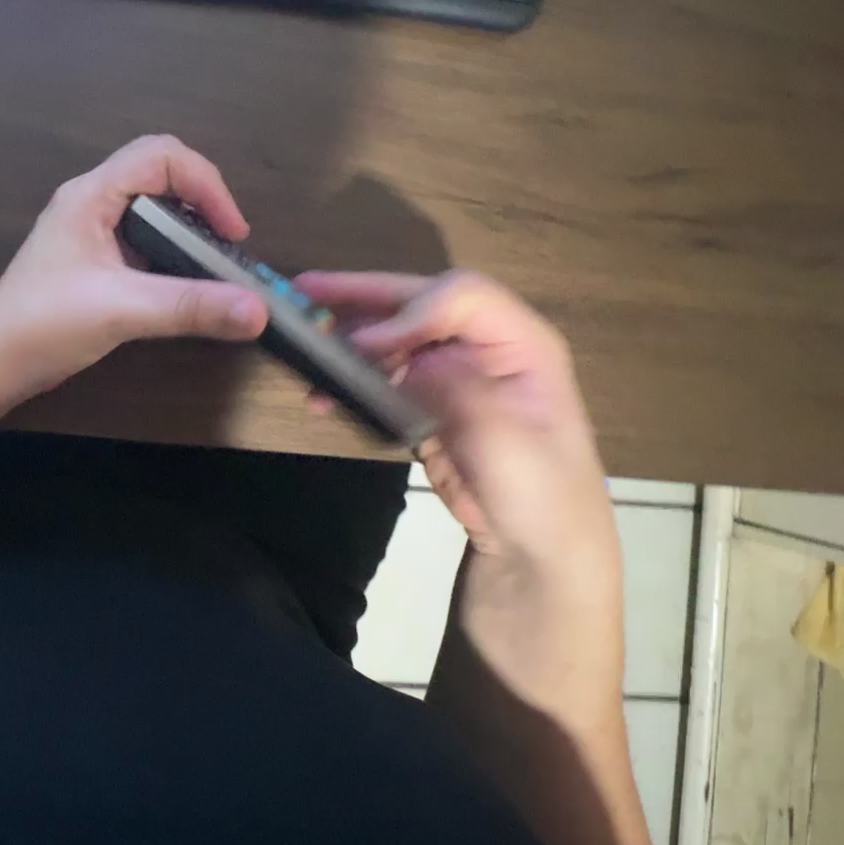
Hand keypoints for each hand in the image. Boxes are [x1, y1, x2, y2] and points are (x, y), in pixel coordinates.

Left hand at [0, 136, 268, 403]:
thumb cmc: (43, 326)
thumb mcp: (121, 311)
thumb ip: (190, 306)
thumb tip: (258, 310)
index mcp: (90, 195)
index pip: (161, 155)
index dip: (206, 183)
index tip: (231, 232)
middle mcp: (88, 202)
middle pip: (157, 172)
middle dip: (200, 199)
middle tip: (224, 243)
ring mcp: (86, 232)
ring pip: (148, 207)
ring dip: (185, 226)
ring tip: (209, 264)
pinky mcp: (88, 262)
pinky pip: (138, 239)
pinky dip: (167, 252)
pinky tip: (180, 284)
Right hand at [293, 269, 622, 713]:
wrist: (536, 553)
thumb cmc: (540, 495)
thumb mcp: (506, 440)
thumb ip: (451, 384)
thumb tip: (389, 347)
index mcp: (520, 343)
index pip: (460, 296)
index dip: (409, 310)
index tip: (366, 344)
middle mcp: (483, 346)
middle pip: (418, 302)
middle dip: (361, 296)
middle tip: (304, 291)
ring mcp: (452, 374)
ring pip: (391, 337)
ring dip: (347, 341)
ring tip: (303, 350)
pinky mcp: (425, 402)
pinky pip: (380, 376)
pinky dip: (347, 380)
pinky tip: (321, 396)